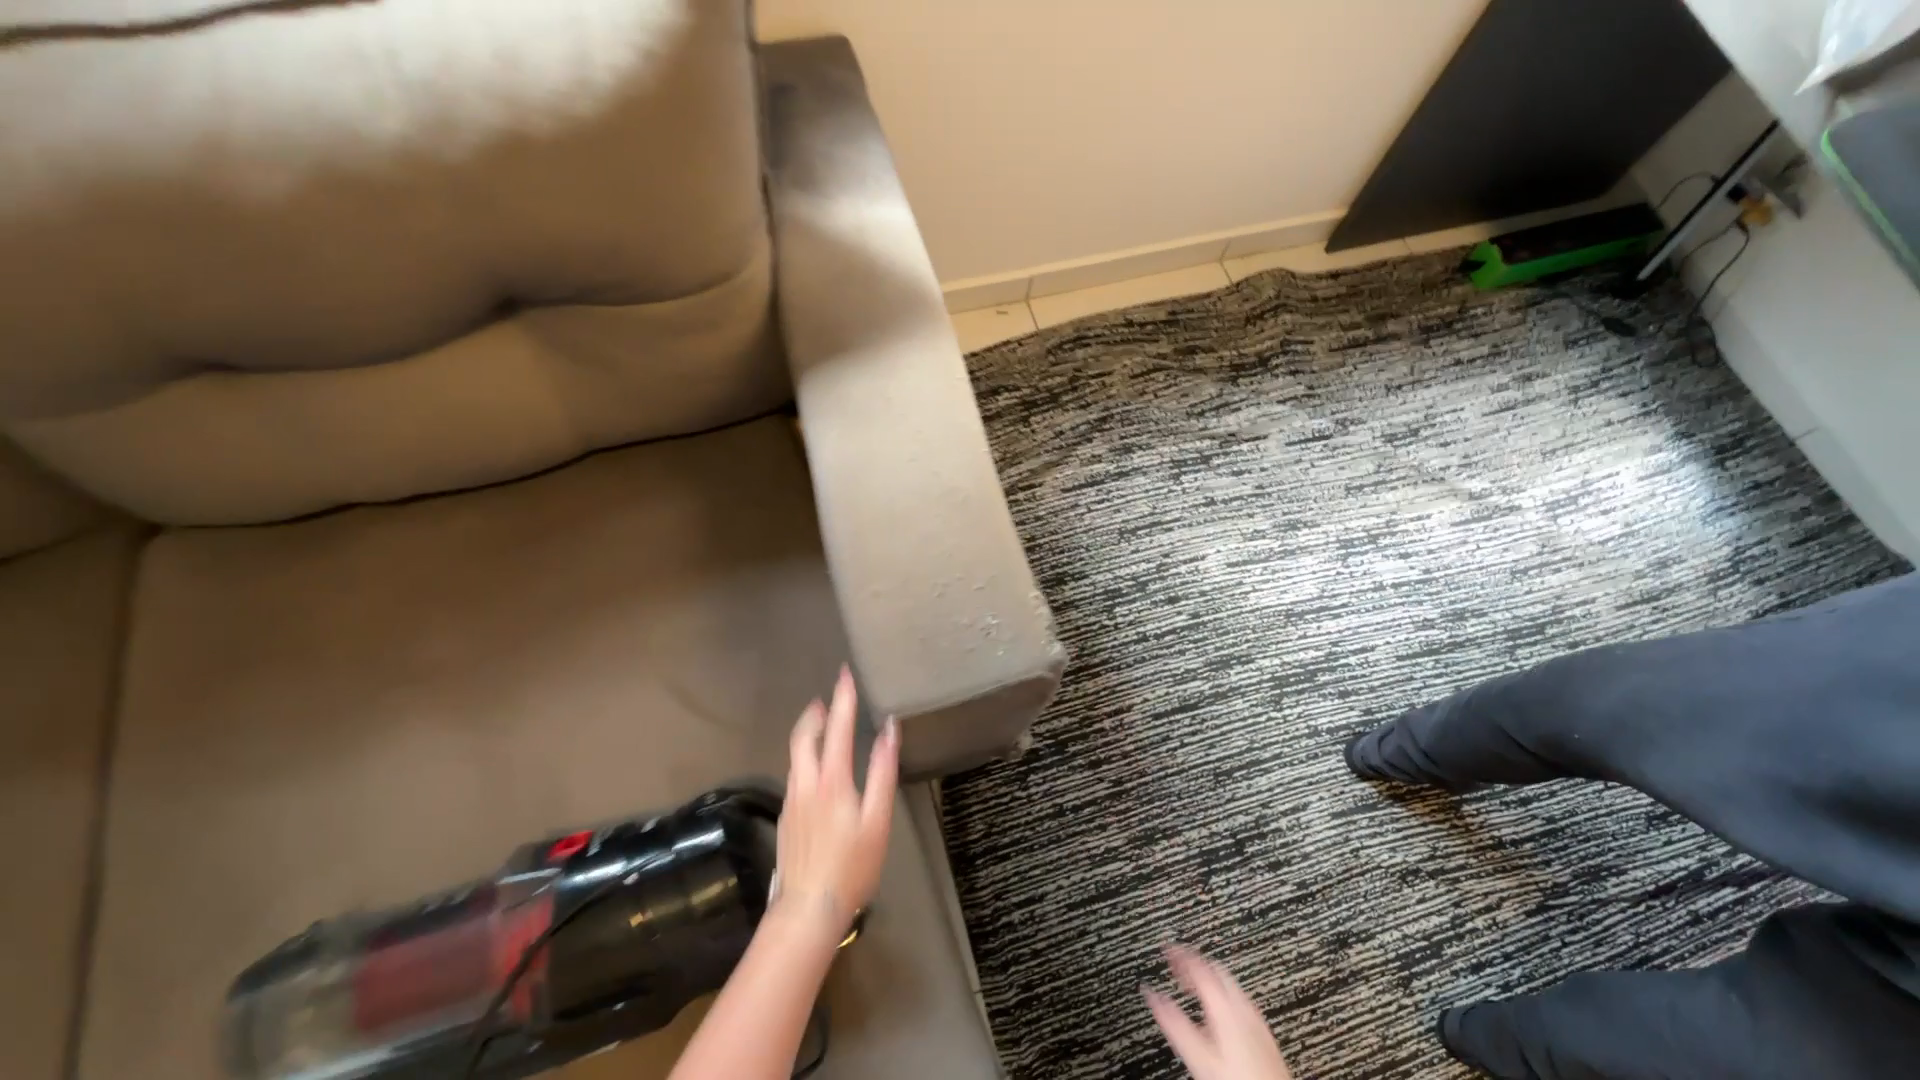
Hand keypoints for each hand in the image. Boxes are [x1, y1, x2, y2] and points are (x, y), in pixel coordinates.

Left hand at [774, 665, 898, 934]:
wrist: (808, 907)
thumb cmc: (853, 865)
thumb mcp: (877, 820)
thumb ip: (882, 772)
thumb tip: (888, 731)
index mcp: (831, 780)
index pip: (836, 728)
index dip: (842, 699)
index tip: (844, 673)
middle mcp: (805, 783)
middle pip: (804, 736)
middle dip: (815, 713)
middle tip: (826, 697)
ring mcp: (792, 800)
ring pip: (795, 755)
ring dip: (807, 733)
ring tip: (819, 724)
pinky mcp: (787, 817)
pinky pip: (794, 773)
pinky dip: (804, 756)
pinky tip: (814, 768)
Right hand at [1146, 946, 1293, 1079]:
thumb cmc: (1236, 1077)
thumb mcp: (1197, 1053)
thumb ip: (1174, 1021)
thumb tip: (1153, 995)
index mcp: (1225, 1005)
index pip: (1199, 965)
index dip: (1180, 954)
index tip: (1167, 949)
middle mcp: (1243, 1005)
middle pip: (1216, 969)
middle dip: (1194, 963)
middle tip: (1176, 966)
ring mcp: (1255, 1017)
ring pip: (1230, 983)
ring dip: (1209, 978)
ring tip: (1191, 985)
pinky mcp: (1262, 1031)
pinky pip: (1241, 1000)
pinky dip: (1223, 994)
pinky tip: (1218, 1011)